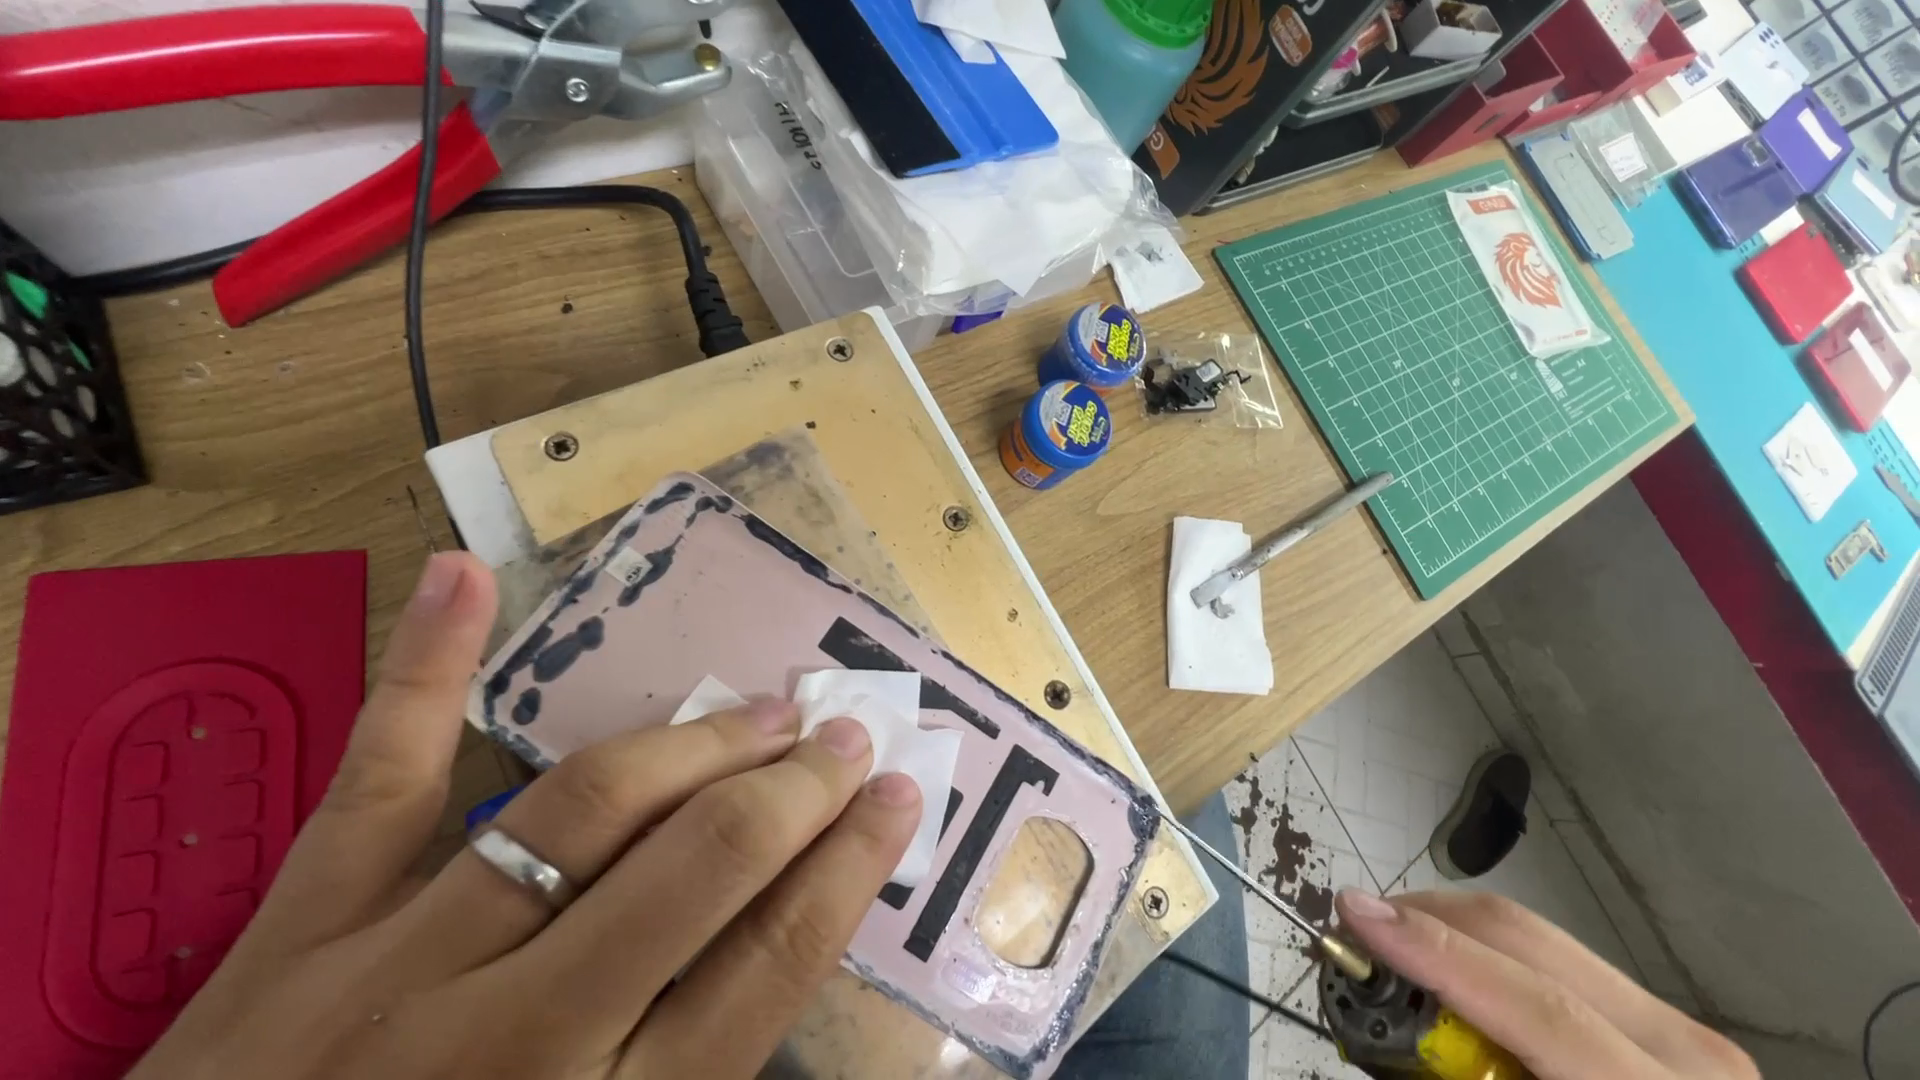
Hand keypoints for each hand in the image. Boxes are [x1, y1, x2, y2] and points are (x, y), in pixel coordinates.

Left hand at [133, 552, 922, 1079]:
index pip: (769, 962)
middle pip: (698, 868)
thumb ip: (698, 1055)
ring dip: (693, 745)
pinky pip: (382, 776)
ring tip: (764, 708)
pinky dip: (427, 670)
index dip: (850, 865)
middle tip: (845, 737)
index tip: (897, 797)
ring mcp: (395, 965)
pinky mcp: (299, 925)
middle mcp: (517, 1038)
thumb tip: (789, 929)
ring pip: (581, 810)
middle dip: (794, 790)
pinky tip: (464, 574)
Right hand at [1334, 890, 1756, 1079]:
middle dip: (1423, 918)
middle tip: (1351, 929)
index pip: (1540, 1009)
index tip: (1353, 916)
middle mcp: (1684, 1051)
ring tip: (1386, 947)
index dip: (1437, 954)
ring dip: (1444, 929)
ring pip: (1531, 933)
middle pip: (1525, 941)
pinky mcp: (1658, 1018)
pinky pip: (1546, 954)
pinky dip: (1479, 950)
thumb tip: (1376, 1030)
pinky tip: (1443, 971)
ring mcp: (1677, 1027)